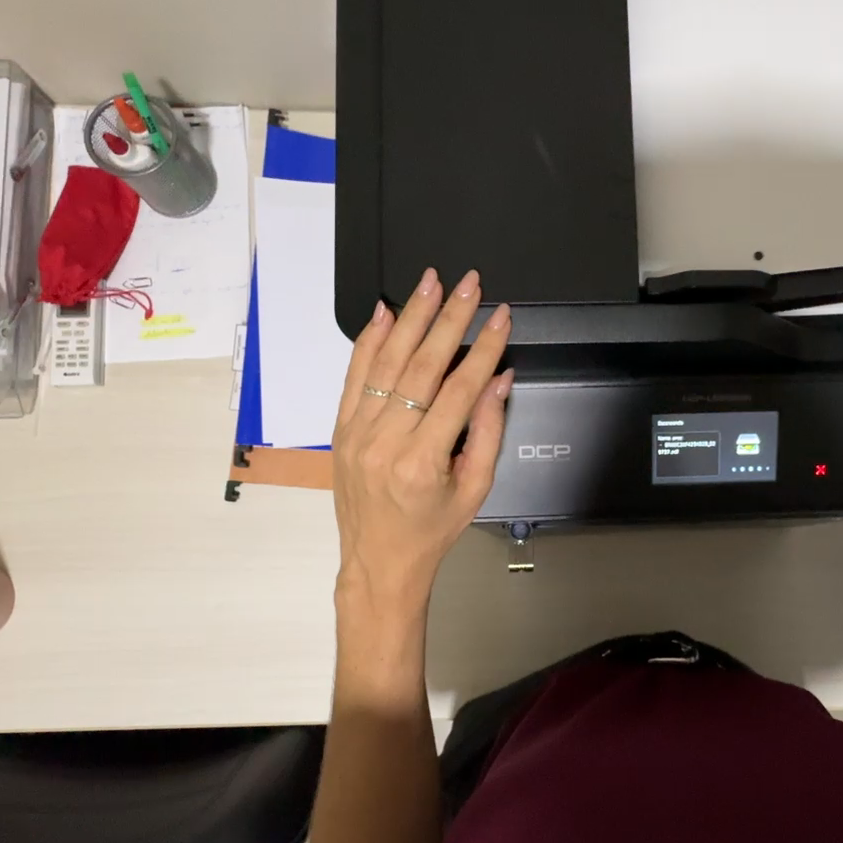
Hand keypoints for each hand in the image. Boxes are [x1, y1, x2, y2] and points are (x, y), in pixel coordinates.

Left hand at [332, 268, 512, 609]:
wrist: (378, 560)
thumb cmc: (430, 530)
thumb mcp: (474, 489)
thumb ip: (488, 431)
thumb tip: (498, 379)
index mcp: (423, 461)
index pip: (459, 389)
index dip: (484, 348)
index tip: (501, 317)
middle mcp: (384, 441)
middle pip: (422, 365)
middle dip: (450, 318)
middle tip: (469, 284)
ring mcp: (357, 432)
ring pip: (386, 361)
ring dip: (411, 316)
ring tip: (430, 282)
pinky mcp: (341, 428)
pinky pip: (354, 374)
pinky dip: (369, 339)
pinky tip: (386, 311)